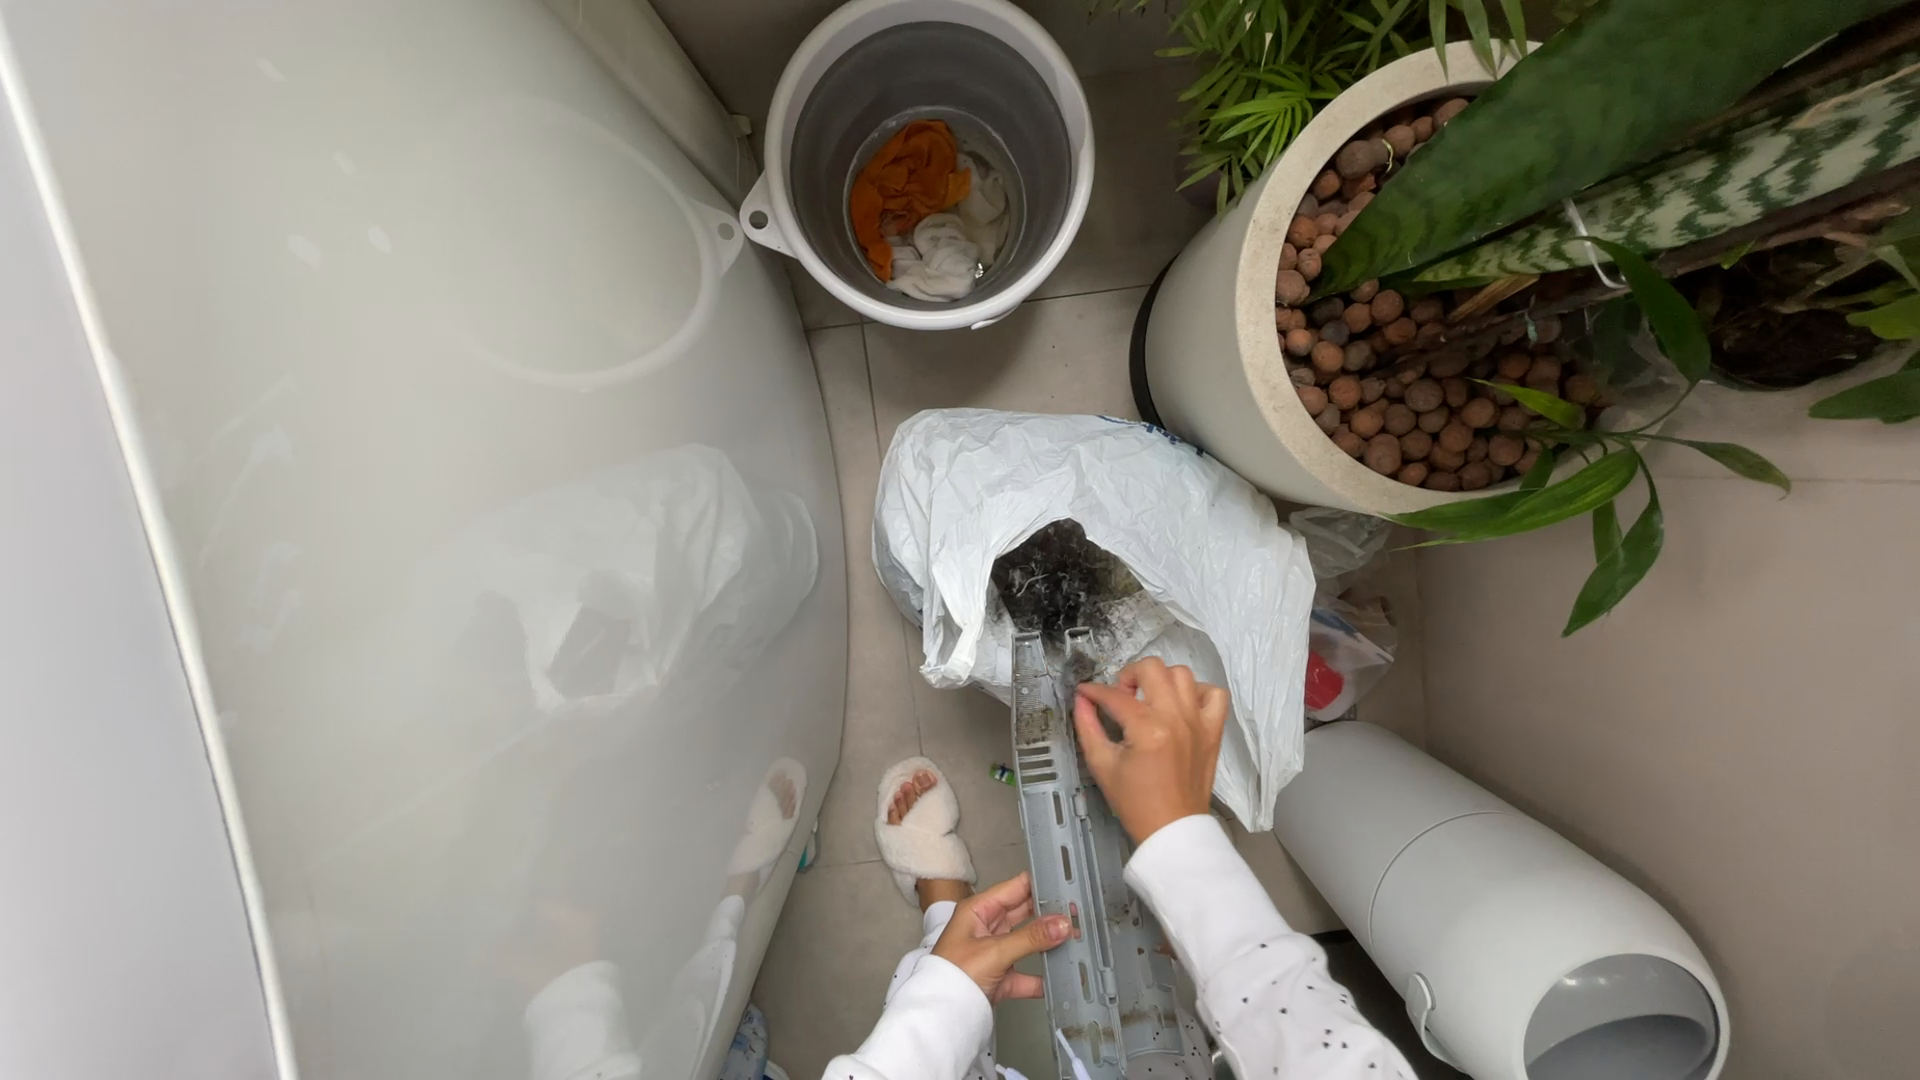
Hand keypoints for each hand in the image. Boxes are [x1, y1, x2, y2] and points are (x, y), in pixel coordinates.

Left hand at [929, 873, 1070, 1002]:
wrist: (940, 1017)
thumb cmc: (952, 974)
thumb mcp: (994, 951)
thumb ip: (1030, 938)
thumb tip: (1062, 924)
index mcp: (979, 910)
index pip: (1014, 888)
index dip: (1038, 885)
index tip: (1064, 886)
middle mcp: (986, 927)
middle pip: (1023, 914)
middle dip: (1048, 914)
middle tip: (1075, 913)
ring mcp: (993, 953)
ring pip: (1026, 942)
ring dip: (1047, 943)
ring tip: (1073, 940)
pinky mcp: (998, 979)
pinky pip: (1025, 974)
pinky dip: (1041, 977)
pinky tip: (1059, 978)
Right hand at [1074, 658, 1228, 844]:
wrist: (1172, 829)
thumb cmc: (1135, 801)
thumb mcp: (1101, 765)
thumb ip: (1087, 727)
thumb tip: (1081, 699)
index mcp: (1146, 729)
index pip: (1115, 695)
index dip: (1094, 691)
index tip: (1085, 693)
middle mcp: (1175, 718)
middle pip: (1152, 668)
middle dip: (1129, 675)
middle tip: (1121, 696)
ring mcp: (1198, 722)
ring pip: (1182, 674)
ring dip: (1161, 679)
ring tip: (1149, 698)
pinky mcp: (1213, 731)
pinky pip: (1214, 694)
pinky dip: (1197, 692)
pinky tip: (1180, 705)